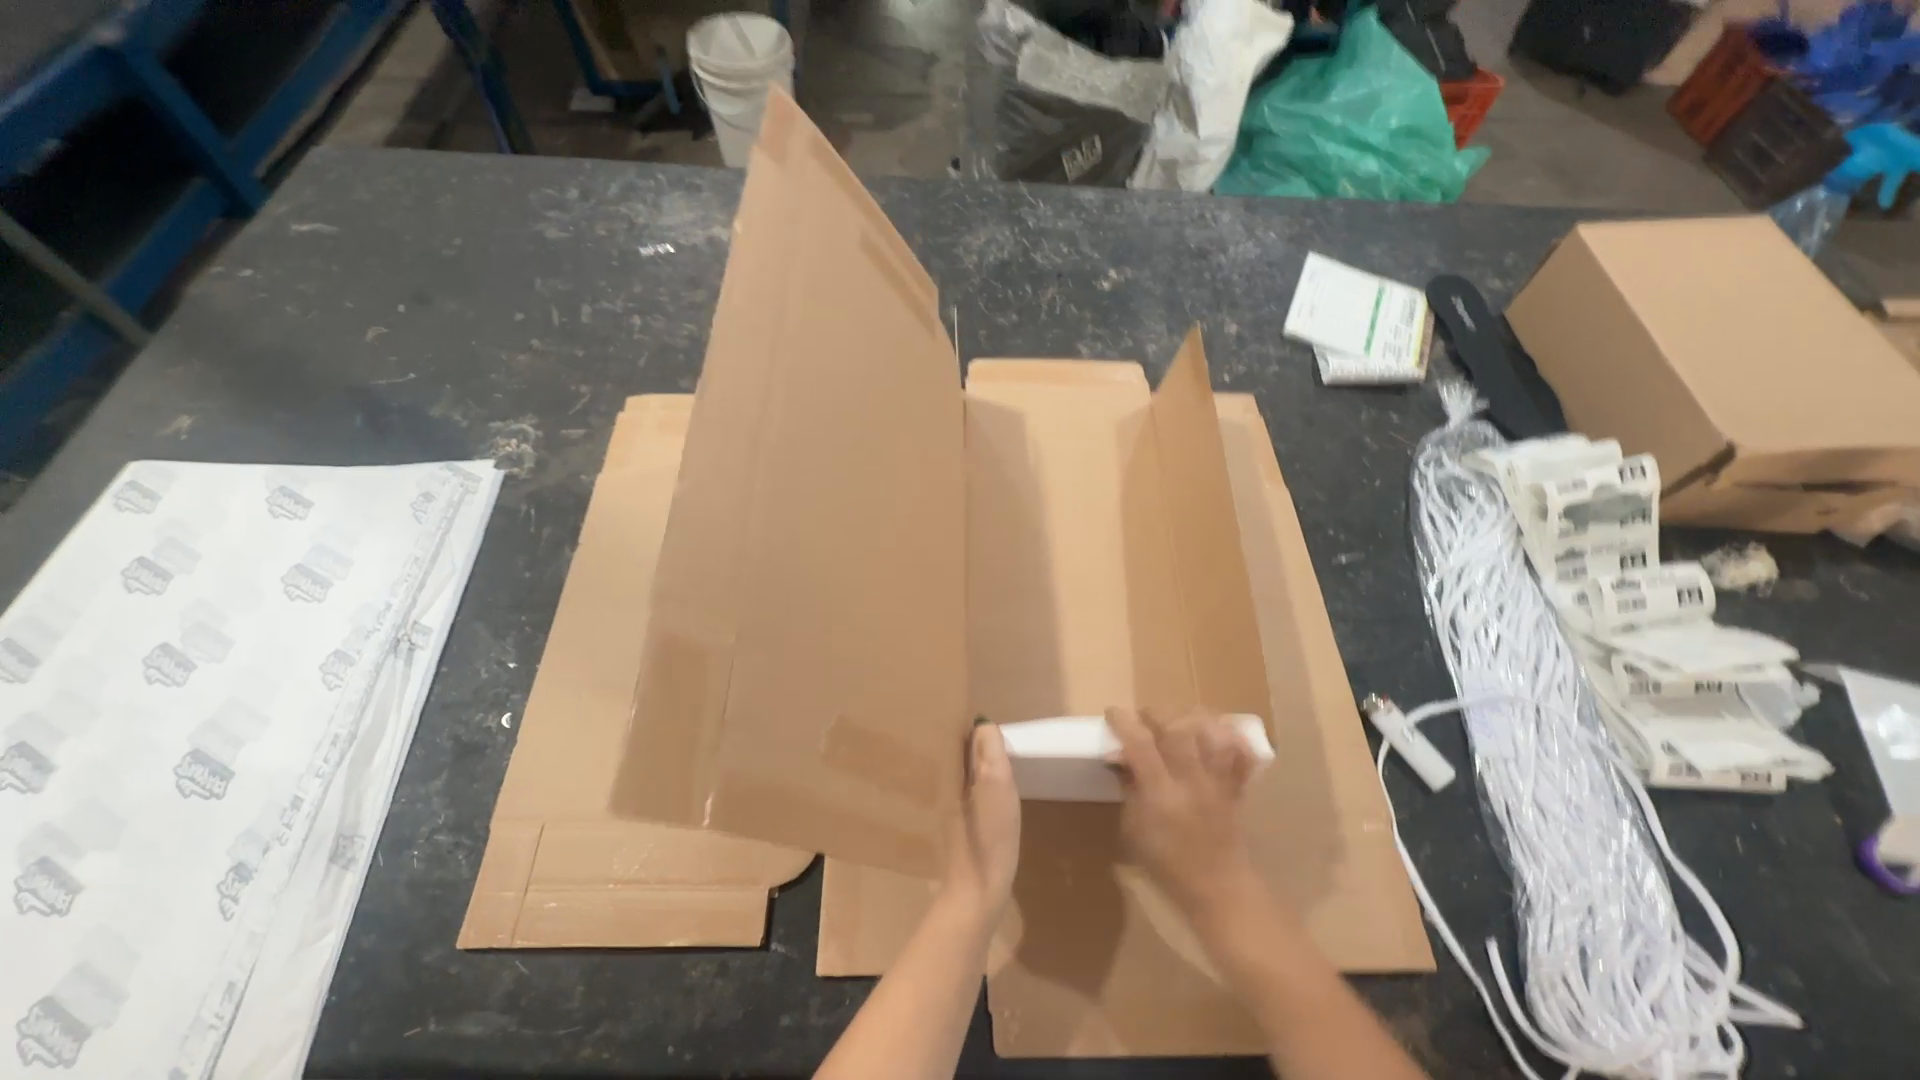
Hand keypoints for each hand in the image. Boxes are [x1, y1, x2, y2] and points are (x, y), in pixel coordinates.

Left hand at [940, 723, 1021, 919]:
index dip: (958, 723)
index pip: (949, 738)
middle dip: (962, 739)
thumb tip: (983, 723)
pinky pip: (963, 793)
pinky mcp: (959, 828)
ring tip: (984, 750)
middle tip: (982, 726)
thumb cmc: (989, 837)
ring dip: (967, 761)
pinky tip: (983, 788)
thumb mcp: (996, 787)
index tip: (970, 707)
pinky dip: (971, 784)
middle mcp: (943, 789)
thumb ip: (989, 753)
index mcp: (949, 776)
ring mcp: (949, 810)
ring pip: (956, 775)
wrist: (977, 893)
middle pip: (951, 755)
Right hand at [1107, 706, 1260, 919]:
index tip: (1112, 713)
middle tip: (1142, 719)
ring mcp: (1218, 782)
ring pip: (1209, 732)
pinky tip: (1216, 732)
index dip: (1123, 722)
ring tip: (1176, 722)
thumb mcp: (1133, 830)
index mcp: (1161, 794)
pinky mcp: (1237, 786)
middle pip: (1177, 728)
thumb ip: (1129, 789)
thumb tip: (1121, 758)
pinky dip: (1230, 736)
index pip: (1141, 744)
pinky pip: (1240, 752)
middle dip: (1155, 715)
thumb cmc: (1168, 866)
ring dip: (1189, 719)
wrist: (1218, 889)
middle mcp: (1192, 781)